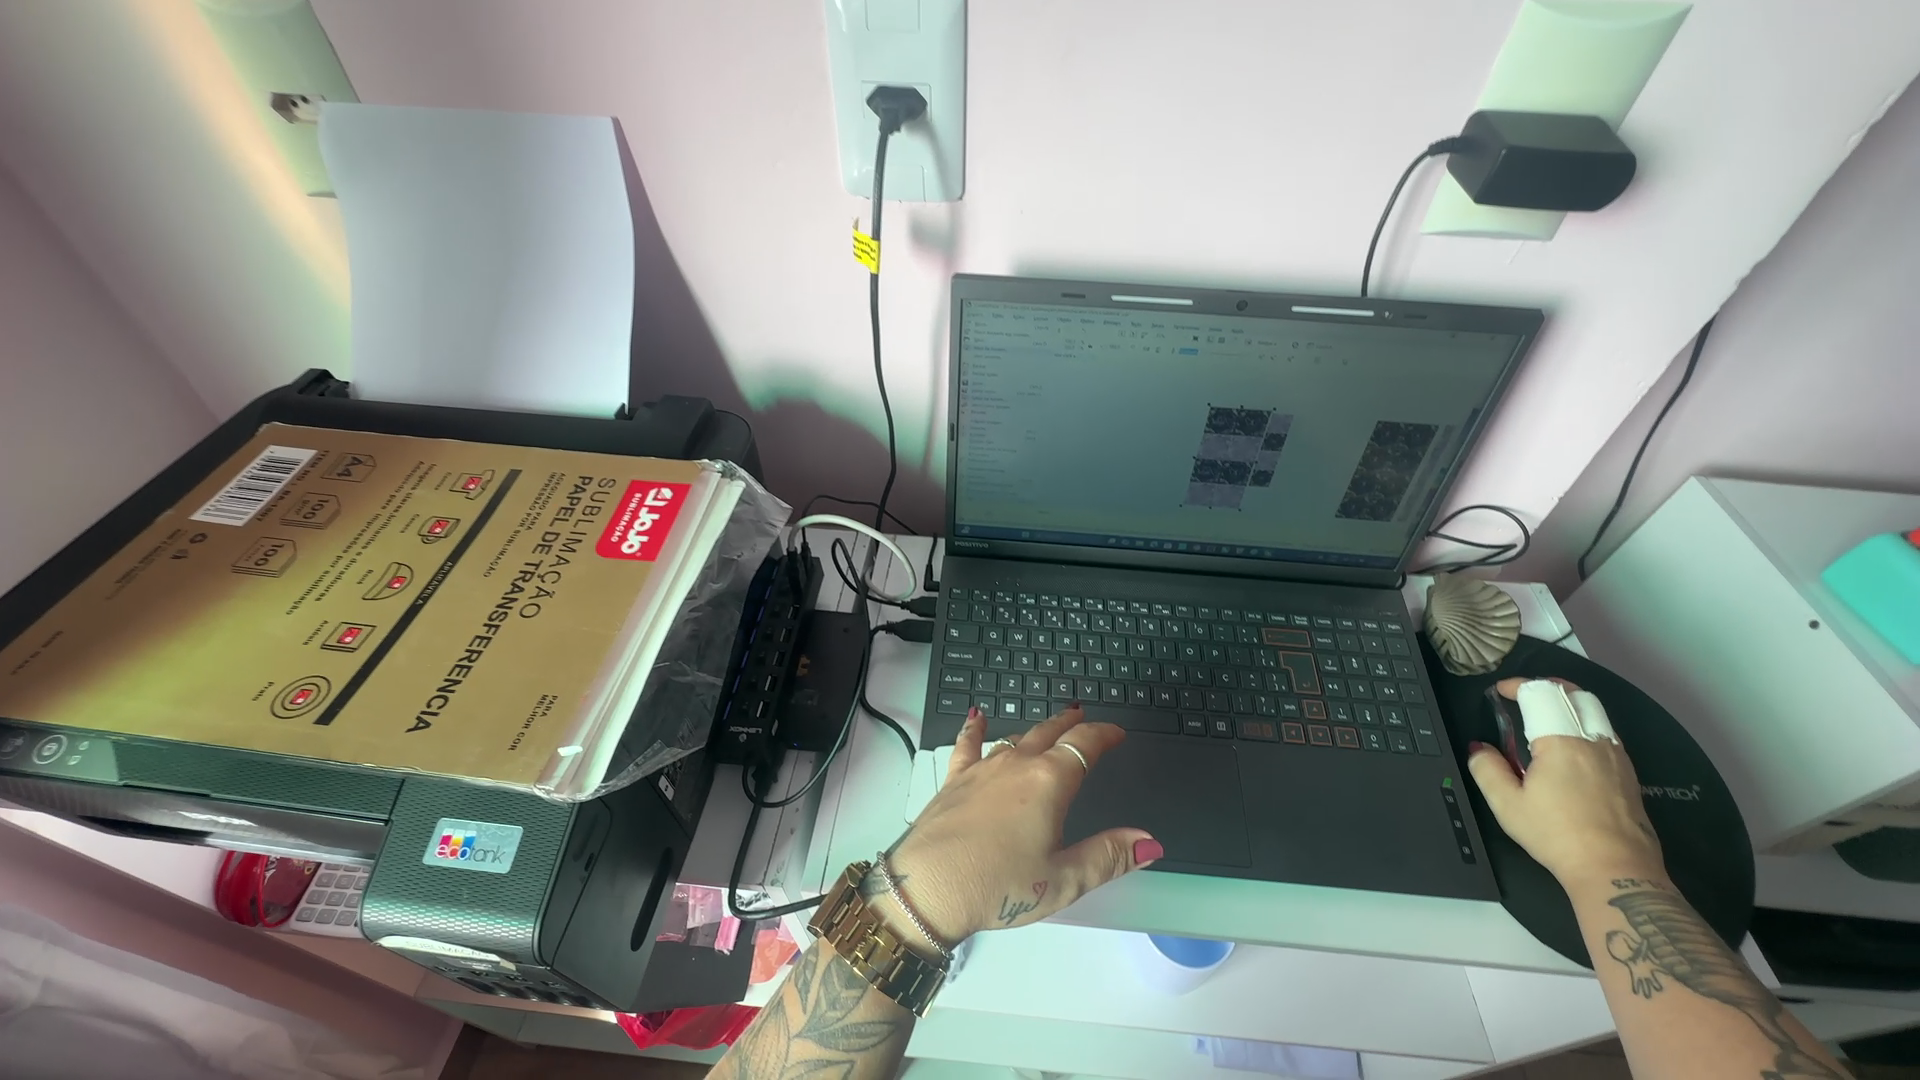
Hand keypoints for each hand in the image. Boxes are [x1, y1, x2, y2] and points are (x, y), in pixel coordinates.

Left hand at [877, 705, 1160, 947]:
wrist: (928, 888)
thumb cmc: (998, 886)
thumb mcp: (1064, 879)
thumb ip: (1109, 857)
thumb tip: (1150, 842)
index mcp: (1049, 782)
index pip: (1084, 745)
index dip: (1104, 734)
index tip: (1117, 732)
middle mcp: (1016, 765)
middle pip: (1049, 732)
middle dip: (1070, 724)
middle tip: (1083, 717)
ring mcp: (981, 769)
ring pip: (1014, 737)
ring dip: (1034, 731)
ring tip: (1046, 729)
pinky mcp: (954, 780)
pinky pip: (967, 744)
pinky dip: (974, 729)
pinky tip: (975, 717)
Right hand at [1465, 678, 1664, 889]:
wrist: (1616, 871)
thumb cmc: (1557, 835)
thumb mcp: (1507, 804)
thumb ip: (1487, 769)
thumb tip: (1479, 748)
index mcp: (1562, 742)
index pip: (1541, 694)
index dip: (1517, 685)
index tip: (1500, 691)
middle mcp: (1595, 742)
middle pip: (1577, 695)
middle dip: (1549, 686)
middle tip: (1526, 694)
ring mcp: (1618, 758)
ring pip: (1596, 714)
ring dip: (1569, 705)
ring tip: (1546, 719)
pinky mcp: (1630, 775)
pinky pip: (1606, 735)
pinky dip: (1585, 727)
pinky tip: (1571, 749)